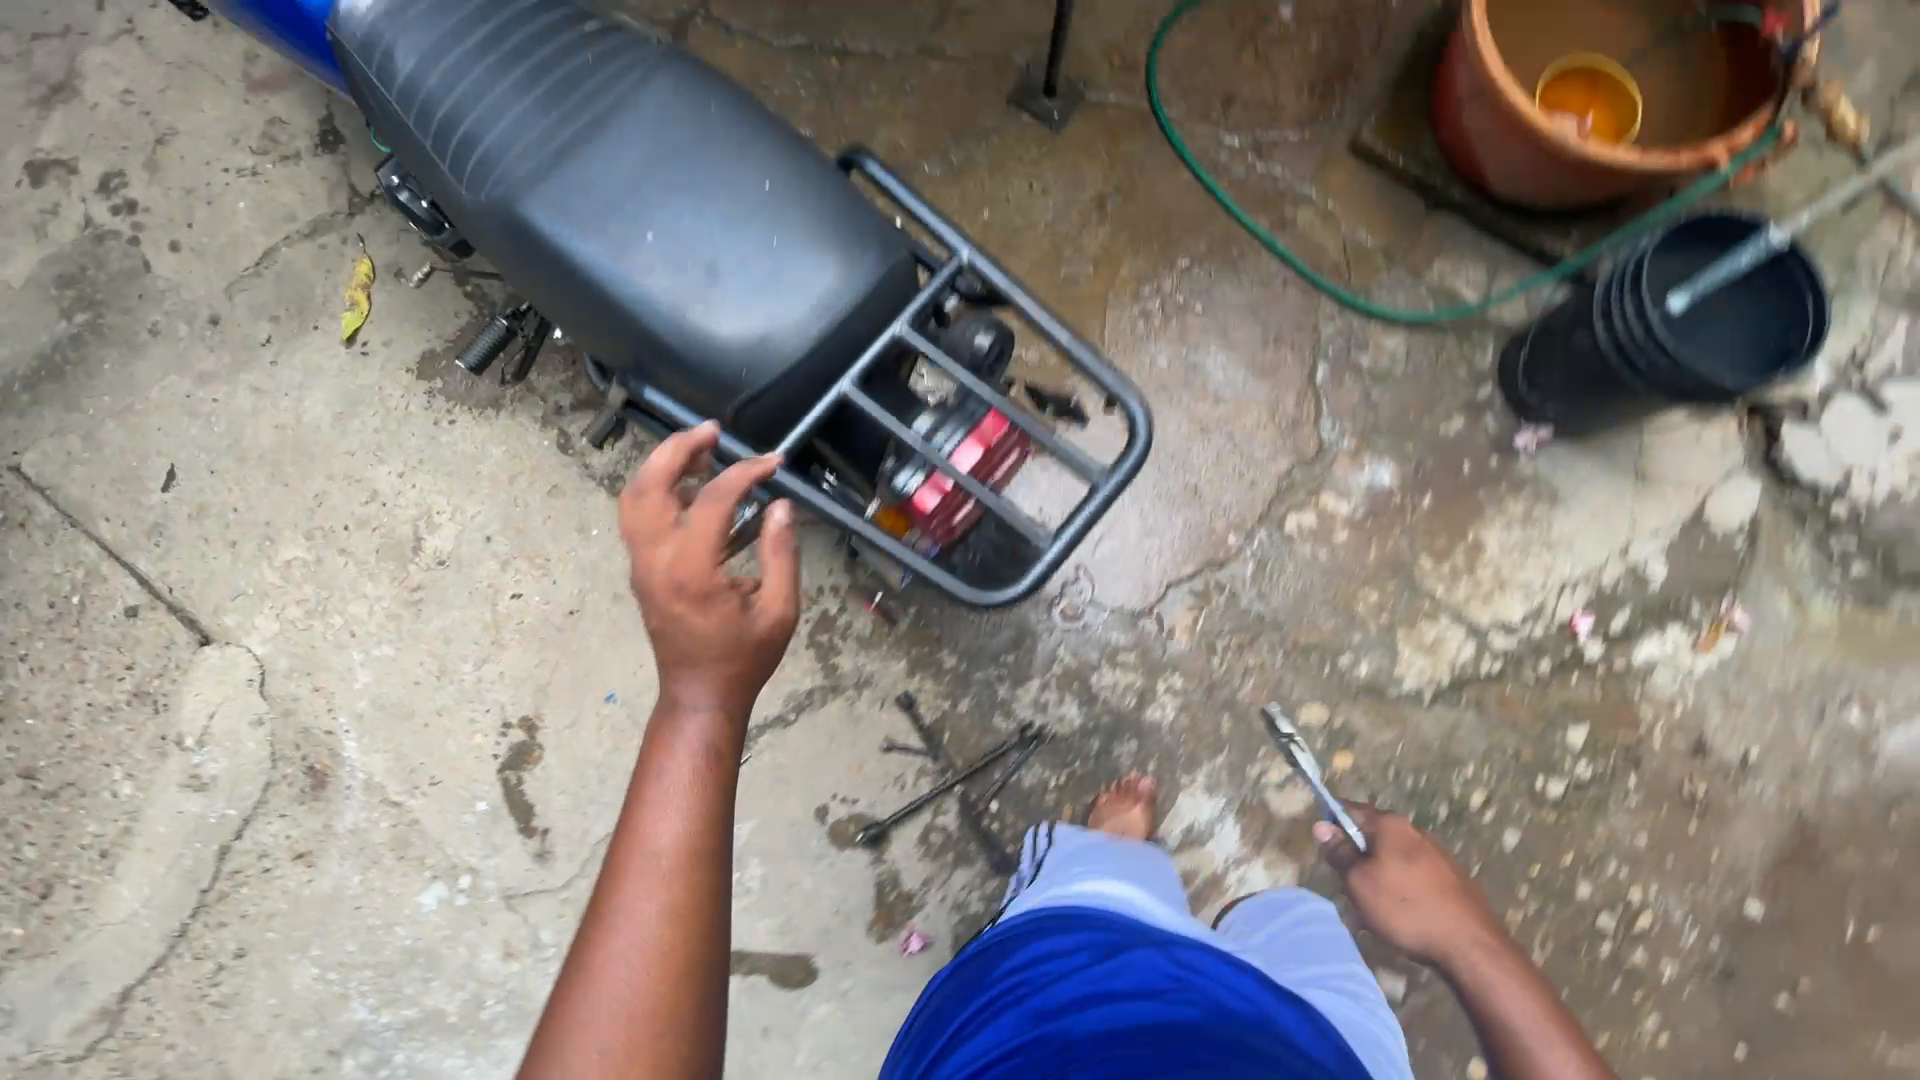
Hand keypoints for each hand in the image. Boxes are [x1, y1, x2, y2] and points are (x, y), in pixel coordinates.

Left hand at [618, 422, 800, 721]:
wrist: (700, 695)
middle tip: (713, 432)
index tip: (773, 463)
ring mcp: (641, 565)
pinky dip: (657, 489)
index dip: (745, 472)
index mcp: (692, 570)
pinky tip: (690, 485)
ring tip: (699, 450)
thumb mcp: (779, 611)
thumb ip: (781, 553)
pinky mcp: (641, 570)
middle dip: (679, 449)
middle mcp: (655, 560)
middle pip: (649, 485)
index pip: (713, 499)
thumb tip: (780, 505)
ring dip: (662, 466)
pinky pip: (637, 516)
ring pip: (633, 497)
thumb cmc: (744, 658)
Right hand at [1314, 804, 1504, 967]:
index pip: (1350, 809)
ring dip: (1378, 877)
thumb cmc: (1406, 908)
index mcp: (1391, 825)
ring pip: (1393, 859)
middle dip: (1357, 857)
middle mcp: (1416, 832)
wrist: (1472, 948)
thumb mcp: (1359, 881)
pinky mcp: (1453, 881)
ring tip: (1372, 908)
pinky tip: (1400, 916)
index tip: (1326, 851)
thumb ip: (1339, 852)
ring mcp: (1438, 857)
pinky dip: (1400, 890)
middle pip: (1373, 836)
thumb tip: (1321, 826)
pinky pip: (1413, 877)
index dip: (1332, 825)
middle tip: (1348, 886)